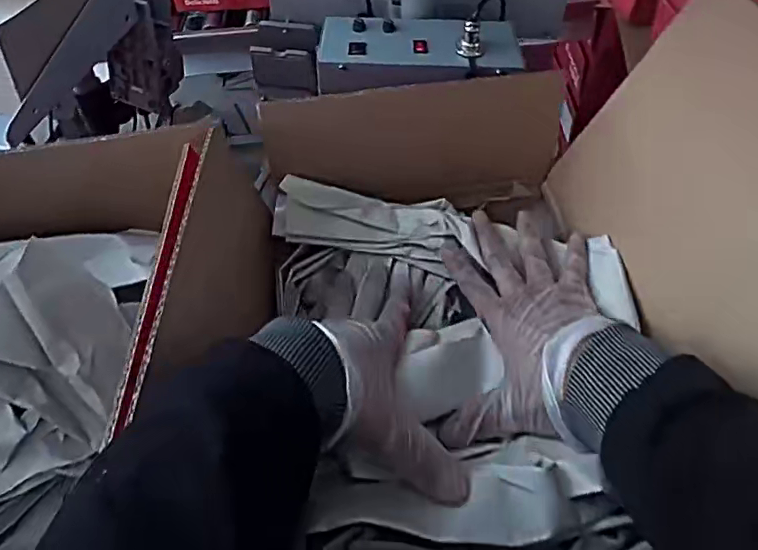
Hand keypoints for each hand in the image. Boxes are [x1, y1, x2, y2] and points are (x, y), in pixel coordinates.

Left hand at [317, 262, 470, 504]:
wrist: (305, 387)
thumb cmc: (355, 400)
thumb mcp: (395, 433)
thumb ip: (425, 459)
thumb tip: (462, 491)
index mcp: (380, 344)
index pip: (396, 318)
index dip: (402, 301)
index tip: (408, 278)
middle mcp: (352, 330)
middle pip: (366, 301)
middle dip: (374, 284)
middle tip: (377, 267)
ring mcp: (321, 329)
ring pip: (334, 301)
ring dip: (339, 288)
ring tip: (340, 272)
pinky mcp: (295, 336)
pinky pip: (302, 317)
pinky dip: (304, 308)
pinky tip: (300, 304)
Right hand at [439, 210, 609, 447]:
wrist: (592, 381)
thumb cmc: (548, 391)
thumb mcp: (508, 407)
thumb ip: (478, 418)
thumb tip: (446, 437)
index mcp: (502, 319)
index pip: (473, 287)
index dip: (458, 266)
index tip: (446, 246)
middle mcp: (522, 298)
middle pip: (499, 261)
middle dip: (486, 238)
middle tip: (477, 215)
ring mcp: (550, 292)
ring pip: (534, 256)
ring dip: (527, 235)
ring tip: (523, 214)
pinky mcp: (578, 294)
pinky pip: (576, 269)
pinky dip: (577, 252)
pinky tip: (578, 236)